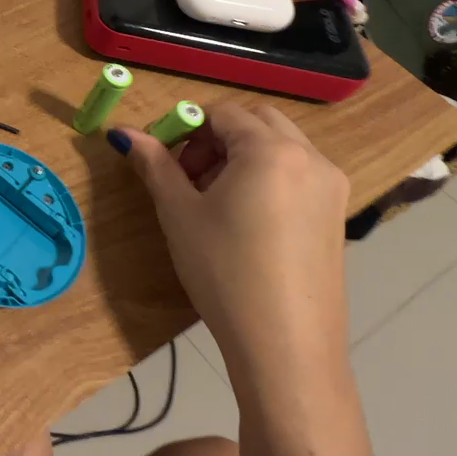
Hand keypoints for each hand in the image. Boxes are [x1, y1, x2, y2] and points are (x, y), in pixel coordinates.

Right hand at [109, 104, 351, 381]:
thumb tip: (120, 132)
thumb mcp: (178, 211)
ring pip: (279, 146)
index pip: (223, 113)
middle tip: (188, 175)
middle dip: (217, 137)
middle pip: (257, 121)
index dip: (186, 128)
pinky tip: (244, 219)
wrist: (284, 342)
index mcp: (271, 150)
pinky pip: (297, 173)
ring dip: (242, 155)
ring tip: (213, 200)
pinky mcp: (336, 214)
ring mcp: (330, 187)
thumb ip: (153, 162)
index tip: (165, 162)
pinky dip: (266, 176)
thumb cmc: (223, 268)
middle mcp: (310, 158)